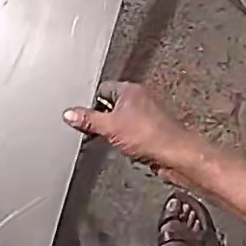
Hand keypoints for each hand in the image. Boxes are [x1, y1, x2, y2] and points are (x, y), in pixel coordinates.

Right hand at [62, 81, 209, 184]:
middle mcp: (137, 99)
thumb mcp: (110, 127)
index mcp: (128, 91)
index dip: (89, 102)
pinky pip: (128, 133)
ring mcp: (144, 115)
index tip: (80, 115)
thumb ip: (88, 120)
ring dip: (111, 131)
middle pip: (109, 105)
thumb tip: (70, 114)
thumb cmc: (150, 135)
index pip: (101, 90)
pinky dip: (122, 140)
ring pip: (119, 120)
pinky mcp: (149, 131)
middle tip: (89, 130)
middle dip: (99, 119)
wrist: (175, 155)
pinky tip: (120, 148)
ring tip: (105, 140)